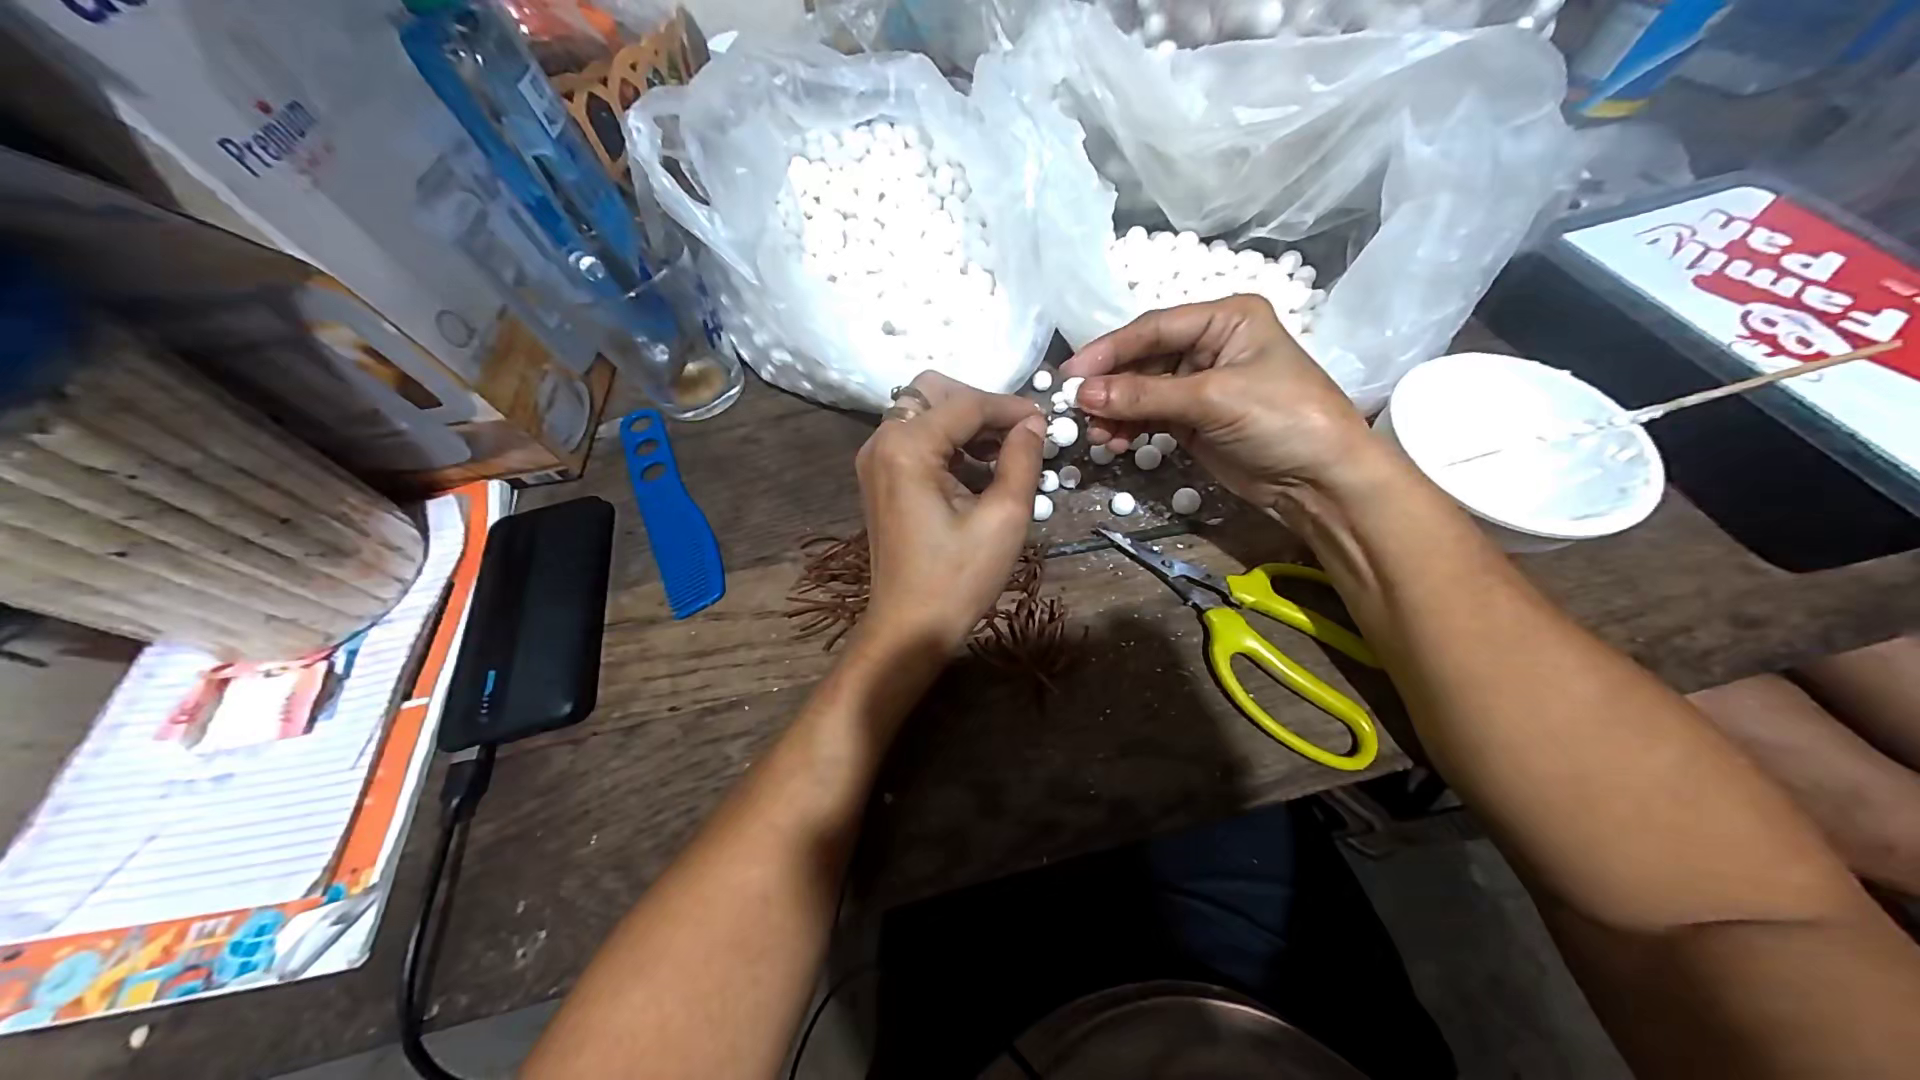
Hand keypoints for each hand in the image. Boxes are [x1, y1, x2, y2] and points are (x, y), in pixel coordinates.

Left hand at [855, 372, 1048, 652]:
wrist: (908, 628)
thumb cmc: (957, 579)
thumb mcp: (1003, 518)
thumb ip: (1021, 460)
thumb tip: (1034, 423)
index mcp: (906, 447)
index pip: (966, 404)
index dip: (1011, 408)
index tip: (1046, 423)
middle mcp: (881, 443)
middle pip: (934, 393)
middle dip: (981, 407)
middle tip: (1018, 436)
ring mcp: (875, 461)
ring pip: (924, 414)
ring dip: (966, 426)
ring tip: (1006, 457)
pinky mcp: (880, 480)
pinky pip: (916, 441)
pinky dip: (948, 445)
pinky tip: (979, 473)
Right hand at [1060, 297, 1396, 517]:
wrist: (1322, 481)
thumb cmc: (1282, 420)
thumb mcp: (1213, 399)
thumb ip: (1145, 395)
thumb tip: (1083, 394)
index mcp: (1226, 318)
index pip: (1154, 328)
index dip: (1110, 350)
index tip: (1070, 374)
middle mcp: (1211, 344)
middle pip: (1144, 359)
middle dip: (1110, 385)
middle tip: (1075, 408)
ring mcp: (1201, 384)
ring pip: (1142, 391)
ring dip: (1116, 411)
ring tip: (1095, 433)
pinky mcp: (1194, 419)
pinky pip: (1150, 416)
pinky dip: (1129, 428)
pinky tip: (1113, 441)